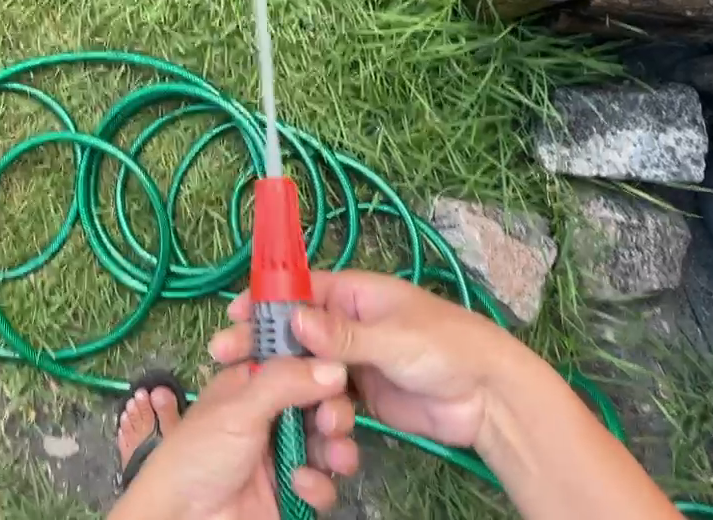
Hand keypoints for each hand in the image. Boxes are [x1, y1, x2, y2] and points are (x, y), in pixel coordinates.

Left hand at [110, 357, 360, 519]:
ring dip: (336, 445)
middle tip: (332, 420)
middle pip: (319, 400)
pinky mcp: (292, 493)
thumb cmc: (201, 453)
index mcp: (253, 383)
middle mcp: (273, 414)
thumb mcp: (239, 409)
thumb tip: (336, 367)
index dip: (318, 360)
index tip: (340, 360)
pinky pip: (323, 482)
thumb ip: (286, 382)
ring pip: (328, 440)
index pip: (294, 360)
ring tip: (334, 455)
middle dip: (332, 407)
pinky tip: (299, 486)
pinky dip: (318, 485)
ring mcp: (284, 453)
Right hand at [209, 269, 539, 448]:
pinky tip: (300, 421)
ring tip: (264, 396)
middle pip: (296, 330)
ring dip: (287, 380)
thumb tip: (294, 320)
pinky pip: (324, 397)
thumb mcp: (393, 337)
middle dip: (263, 341)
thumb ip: (343, 334)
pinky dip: (312, 407)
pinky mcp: (360, 394)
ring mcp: (352, 359)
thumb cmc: (445, 346)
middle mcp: (347, 322)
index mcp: (355, 293)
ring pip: (306, 366)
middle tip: (224, 355)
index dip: (266, 300)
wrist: (489, 397)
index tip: (234, 314)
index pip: (301, 290)